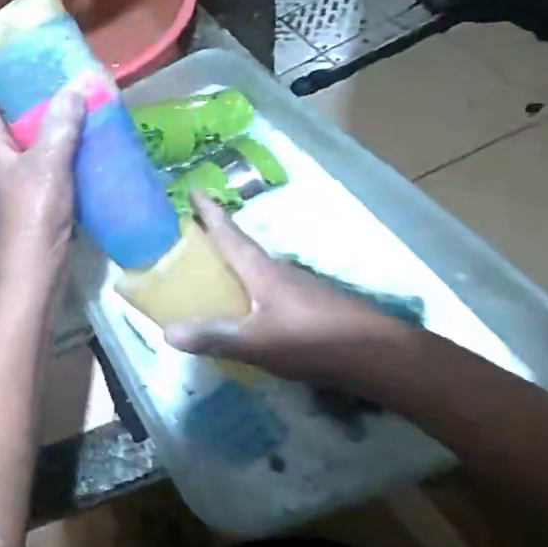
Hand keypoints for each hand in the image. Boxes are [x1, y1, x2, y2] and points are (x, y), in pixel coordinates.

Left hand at [0, 78, 83, 279]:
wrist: (37, 270)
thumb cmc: (33, 216)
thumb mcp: (46, 167)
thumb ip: (59, 128)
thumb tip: (73, 89)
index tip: (6, 55)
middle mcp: (8, 159)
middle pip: (14, 118)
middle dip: (31, 94)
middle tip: (58, 70)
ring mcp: (27, 177)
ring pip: (39, 139)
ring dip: (56, 119)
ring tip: (81, 94)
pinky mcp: (47, 194)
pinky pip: (58, 159)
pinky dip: (72, 145)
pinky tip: (94, 136)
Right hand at [163, 192, 422, 383]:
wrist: (380, 356)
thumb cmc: (313, 340)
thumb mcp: (257, 343)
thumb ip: (214, 337)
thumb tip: (167, 332)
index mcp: (261, 270)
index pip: (229, 233)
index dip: (209, 213)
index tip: (193, 190)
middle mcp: (278, 271)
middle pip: (241, 247)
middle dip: (216, 237)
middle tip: (189, 234)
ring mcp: (298, 288)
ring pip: (256, 269)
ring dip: (233, 264)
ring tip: (210, 271)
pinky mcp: (310, 306)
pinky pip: (268, 288)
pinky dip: (249, 288)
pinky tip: (244, 307)